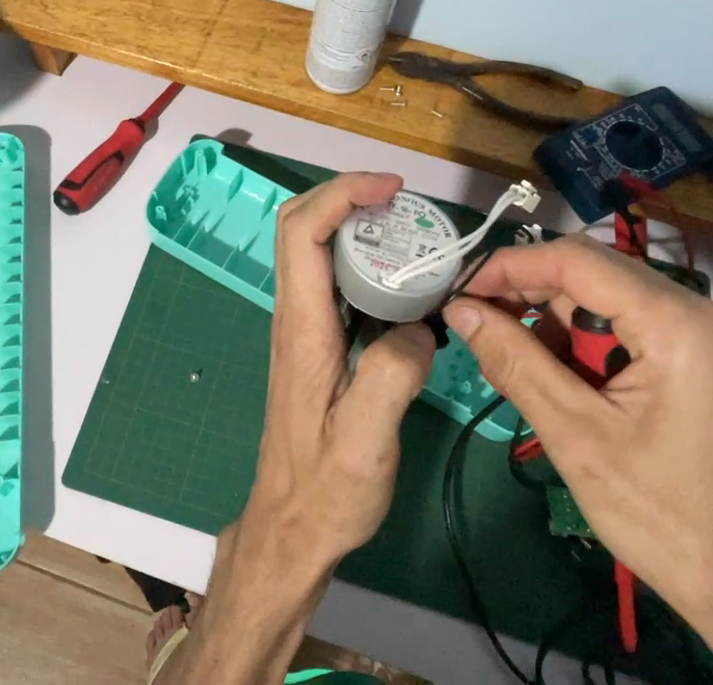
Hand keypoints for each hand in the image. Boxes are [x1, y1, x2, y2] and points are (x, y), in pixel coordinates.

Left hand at [243, 171, 437, 576]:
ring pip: (314, 249)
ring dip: (354, 223)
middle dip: (346, 196)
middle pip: (300, 227)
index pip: (301, 232)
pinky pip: (333, 279)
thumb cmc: (326, 489)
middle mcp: (295, 316)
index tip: (391, 188)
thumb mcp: (365, 443)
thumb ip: (392, 378)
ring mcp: (303, 328)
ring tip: (410, 231)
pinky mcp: (317, 342)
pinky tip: (404, 279)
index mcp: (302, 328)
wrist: (293, 524)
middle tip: (404, 203)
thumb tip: (419, 326)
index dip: (340, 194)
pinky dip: (363, 258)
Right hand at [444, 235, 712, 684]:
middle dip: (524, 292)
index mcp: (674, 322)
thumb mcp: (576, 435)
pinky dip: (574, 342)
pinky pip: (619, 327)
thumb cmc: (663, 515)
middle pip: (589, 273)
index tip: (457, 290)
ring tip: (501, 356)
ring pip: (600, 299)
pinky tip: (543, 373)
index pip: (575, 260)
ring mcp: (695, 335)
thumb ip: (514, 361)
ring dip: (547, 321)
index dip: (509, 266)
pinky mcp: (690, 359)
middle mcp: (691, 311)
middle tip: (470, 321)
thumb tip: (459, 310)